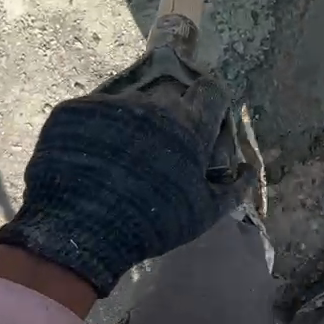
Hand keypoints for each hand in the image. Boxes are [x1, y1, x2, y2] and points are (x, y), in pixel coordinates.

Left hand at [0, 46, 234, 296]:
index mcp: (190, 124)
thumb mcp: (205, 213)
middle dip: (171, 117)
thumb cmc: (155, 223)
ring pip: (131, 105)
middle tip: (163, 149)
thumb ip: (234, 187)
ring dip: (134, 124)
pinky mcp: (74, 110)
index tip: (205, 123)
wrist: (80, 231)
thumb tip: (249, 169)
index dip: (210, 105)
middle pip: (170, 97)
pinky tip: (92, 159)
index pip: (211, 91)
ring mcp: (111, 104)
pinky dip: (98, 130)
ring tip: (122, 157)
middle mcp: (153, 104)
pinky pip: (94, 114)